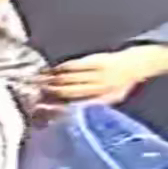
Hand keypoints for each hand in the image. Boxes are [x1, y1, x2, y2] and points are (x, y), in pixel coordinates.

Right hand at [43, 46, 167, 104]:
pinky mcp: (97, 61)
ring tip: (34, 80)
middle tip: (32, 90)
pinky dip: (55, 69)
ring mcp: (102, 73)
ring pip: (65, 78)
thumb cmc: (112, 86)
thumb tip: (44, 107)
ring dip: (47, 79)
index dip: (53, 106)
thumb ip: (78, 104)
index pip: (74, 105)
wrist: (137, 65)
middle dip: (46, 90)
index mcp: (104, 99)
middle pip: (65, 91)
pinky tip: (47, 71)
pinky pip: (70, 66)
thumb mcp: (102, 98)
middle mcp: (104, 87)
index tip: (37, 105)